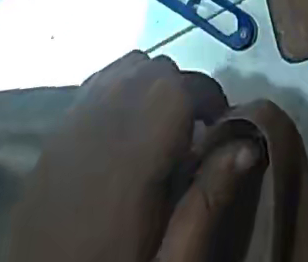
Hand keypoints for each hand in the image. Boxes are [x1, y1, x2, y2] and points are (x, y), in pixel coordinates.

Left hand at [8, 52, 260, 261]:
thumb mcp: (170, 260)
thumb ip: (208, 200)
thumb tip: (248, 144)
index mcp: (133, 151)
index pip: (179, 86)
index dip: (210, 98)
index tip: (222, 131)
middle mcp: (102, 117)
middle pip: (155, 67)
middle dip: (184, 90)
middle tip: (195, 137)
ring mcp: (75, 116)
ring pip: (127, 66)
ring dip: (153, 85)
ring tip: (162, 132)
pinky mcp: (59, 125)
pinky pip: (100, 79)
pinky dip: (123, 87)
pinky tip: (127, 130)